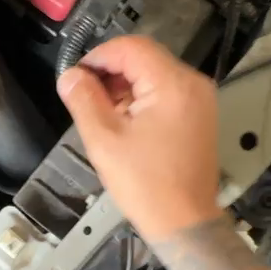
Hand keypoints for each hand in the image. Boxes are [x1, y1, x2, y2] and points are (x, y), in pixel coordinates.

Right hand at [57, 36, 224, 242]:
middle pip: (144, 58)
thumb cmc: (145, 184)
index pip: (130, 48)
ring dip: (125, 87)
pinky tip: (125, 124)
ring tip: (103, 115)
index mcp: (172, 84)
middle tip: (85, 98)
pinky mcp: (199, 116)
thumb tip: (70, 75)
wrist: (184, 221)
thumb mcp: (104, 140)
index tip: (75, 77)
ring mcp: (200, 100)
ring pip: (154, 75)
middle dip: (111, 73)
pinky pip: (166, 93)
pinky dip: (142, 100)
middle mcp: (192, 83)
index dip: (98, 57)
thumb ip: (84, 100)